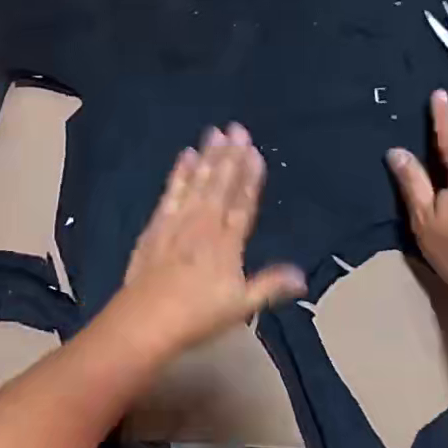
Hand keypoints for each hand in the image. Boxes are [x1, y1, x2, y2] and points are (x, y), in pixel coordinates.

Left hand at [107, 123, 306, 354]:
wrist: (145, 319)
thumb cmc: (196, 316)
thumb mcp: (240, 307)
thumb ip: (270, 286)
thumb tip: (302, 275)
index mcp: (227, 244)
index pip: (243, 204)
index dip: (250, 178)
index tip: (256, 153)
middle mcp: (204, 226)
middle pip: (220, 186)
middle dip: (230, 157)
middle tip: (237, 129)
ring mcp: (178, 223)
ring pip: (197, 183)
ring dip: (207, 157)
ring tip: (215, 133)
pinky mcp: (156, 225)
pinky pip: (171, 192)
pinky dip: (179, 173)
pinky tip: (185, 156)